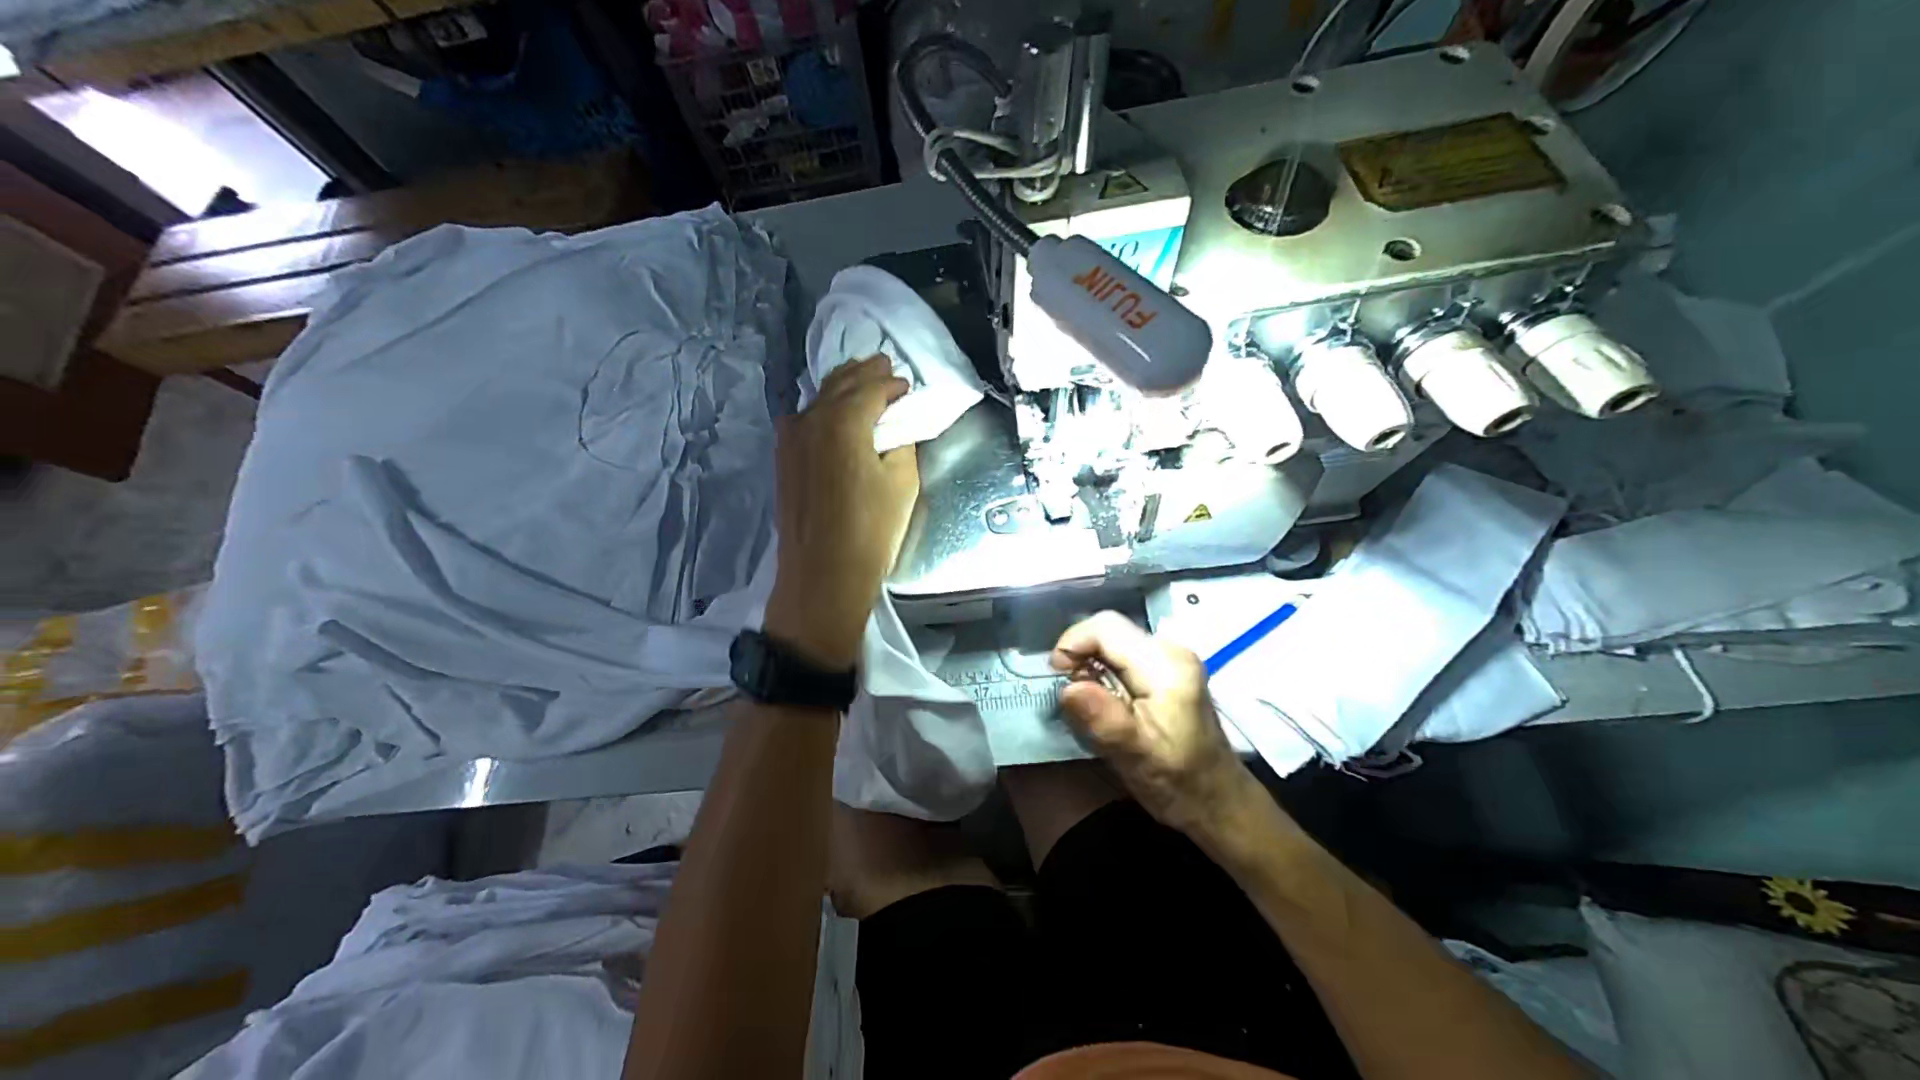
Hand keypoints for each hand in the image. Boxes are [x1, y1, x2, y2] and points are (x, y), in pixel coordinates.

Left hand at [765, 355, 917, 669]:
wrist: (822, 574)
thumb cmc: (870, 531)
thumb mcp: (903, 483)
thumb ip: (900, 443)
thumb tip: (894, 427)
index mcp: (844, 421)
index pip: (872, 388)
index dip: (892, 384)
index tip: (907, 386)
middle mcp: (811, 419)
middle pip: (841, 385)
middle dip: (865, 373)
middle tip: (883, 364)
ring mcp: (790, 438)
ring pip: (818, 399)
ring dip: (841, 387)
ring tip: (860, 380)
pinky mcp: (782, 458)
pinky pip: (803, 418)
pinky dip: (821, 408)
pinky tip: (830, 413)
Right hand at [1050, 611, 1262, 841]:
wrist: (1218, 801)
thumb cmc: (1178, 782)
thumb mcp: (1135, 755)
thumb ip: (1103, 719)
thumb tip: (1068, 688)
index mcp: (1165, 664)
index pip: (1105, 627)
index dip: (1072, 645)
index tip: (1057, 680)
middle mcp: (1169, 650)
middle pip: (1107, 632)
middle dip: (1080, 659)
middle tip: (1071, 699)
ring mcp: (1169, 658)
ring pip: (1112, 643)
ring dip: (1090, 668)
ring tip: (1088, 707)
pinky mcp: (1165, 671)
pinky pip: (1121, 657)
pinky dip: (1103, 675)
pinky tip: (1106, 706)